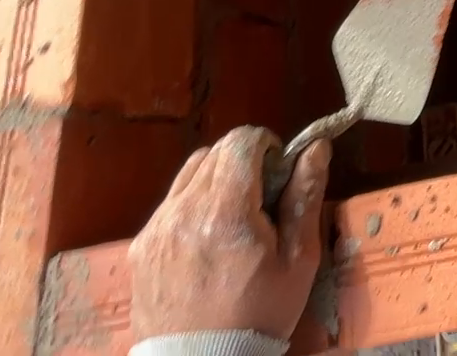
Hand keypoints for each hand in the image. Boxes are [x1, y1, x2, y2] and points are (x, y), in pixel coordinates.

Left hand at [129, 127, 331, 341]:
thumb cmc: (259, 314)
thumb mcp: (298, 258)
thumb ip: (305, 195)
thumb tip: (316, 147)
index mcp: (224, 213)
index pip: (241, 141)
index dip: (268, 146)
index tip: (280, 175)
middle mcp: (182, 212)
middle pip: (217, 151)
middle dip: (246, 159)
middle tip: (264, 197)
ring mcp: (155, 229)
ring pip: (192, 171)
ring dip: (220, 176)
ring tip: (236, 214)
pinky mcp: (140, 247)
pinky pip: (172, 200)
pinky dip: (196, 200)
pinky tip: (209, 236)